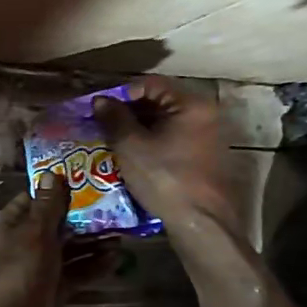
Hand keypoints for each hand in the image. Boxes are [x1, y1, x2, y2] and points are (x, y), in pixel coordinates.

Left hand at [0, 173, 118, 306]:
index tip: (89, 178)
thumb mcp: (36, 233)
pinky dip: (95, 264)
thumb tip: (52, 174)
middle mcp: (26, 240)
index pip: (36, 197)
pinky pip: (79, 269)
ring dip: (94, 240)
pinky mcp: (57, 285)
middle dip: (85, 215)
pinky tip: (118, 258)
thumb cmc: (22, 271)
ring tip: (123, 231)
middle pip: (58, 221)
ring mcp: (43, 264)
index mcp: (13, 223)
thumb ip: (48, 205)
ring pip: (72, 246)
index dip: (60, 188)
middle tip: (116, 205)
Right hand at [92, 76, 248, 241]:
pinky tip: (131, 157)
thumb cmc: (164, 177)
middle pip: (159, 102)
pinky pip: (172, 140)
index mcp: (191, 104)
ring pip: (164, 123)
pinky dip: (151, 143)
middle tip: (102, 125)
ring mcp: (207, 137)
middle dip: (128, 112)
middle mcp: (205, 114)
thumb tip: (100, 100)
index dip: (121, 93)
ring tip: (112, 141)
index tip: (99, 109)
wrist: (199, 222)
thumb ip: (114, 118)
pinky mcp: (204, 157)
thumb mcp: (130, 145)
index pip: (150, 84)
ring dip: (137, 129)